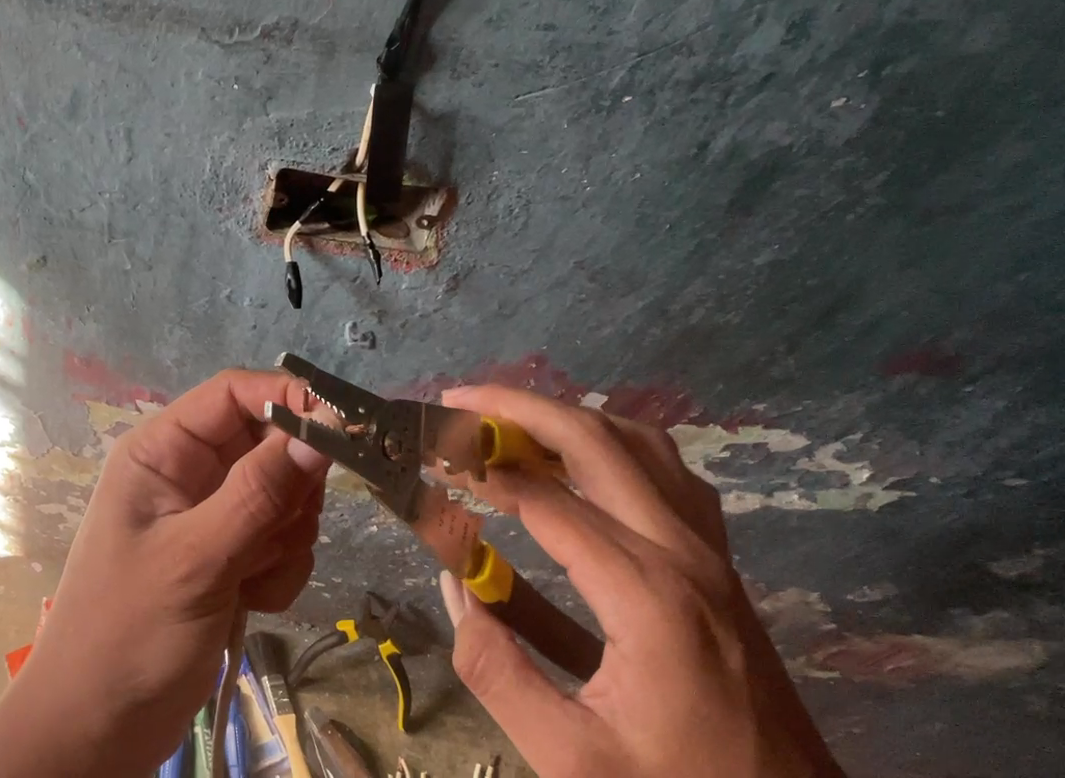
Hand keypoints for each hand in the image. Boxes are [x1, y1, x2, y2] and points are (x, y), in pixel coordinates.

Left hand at [0, 370, 331, 777]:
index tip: (342, 430)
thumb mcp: (196, 558)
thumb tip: (320, 431)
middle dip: (286, 492)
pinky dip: (277, 572)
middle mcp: (186, 473)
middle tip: (273, 535)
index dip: (288, 401)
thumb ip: (259, 493)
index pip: (232, 393)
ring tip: (247, 581)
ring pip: (283, 497)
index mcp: (160, 450)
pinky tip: (248, 603)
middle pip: (268, 446)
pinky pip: (280, 541)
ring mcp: (208, 516)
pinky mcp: (228, 557)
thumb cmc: (129, 632)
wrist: (100, 724)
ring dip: (282, 540)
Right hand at [435, 385, 843, 777]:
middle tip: (454, 404)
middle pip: (594, 440)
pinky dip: (612, 445)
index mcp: (645, 594)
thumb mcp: (571, 759)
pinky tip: (578, 464)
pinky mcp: (719, 561)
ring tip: (505, 423)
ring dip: (566, 419)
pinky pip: (667, 471)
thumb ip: (496, 671)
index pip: (544, 498)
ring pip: (638, 442)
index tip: (427, 457)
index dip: (479, 468)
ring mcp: (710, 551)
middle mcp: (682, 552)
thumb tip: (452, 587)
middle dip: (516, 408)